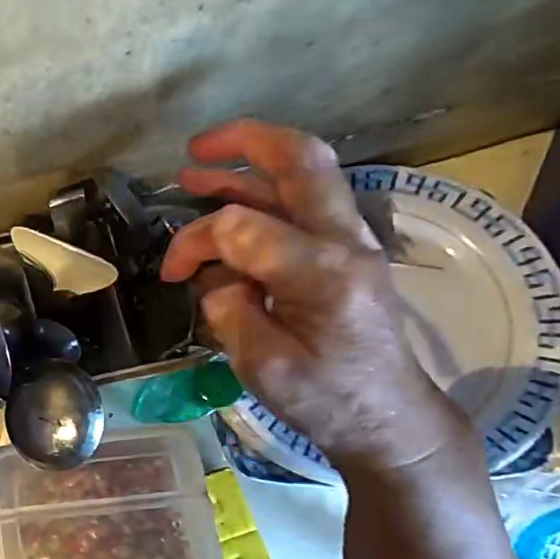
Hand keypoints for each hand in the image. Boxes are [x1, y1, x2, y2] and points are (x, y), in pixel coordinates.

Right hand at [160, 119, 469, 473]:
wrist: (387, 416)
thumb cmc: (326, 398)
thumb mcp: (262, 366)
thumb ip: (229, 309)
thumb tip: (217, 277)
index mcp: (321, 272)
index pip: (240, 227)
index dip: (193, 242)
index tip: (172, 273)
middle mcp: (343, 241)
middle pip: (299, 161)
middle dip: (243, 142)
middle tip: (193, 150)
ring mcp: (350, 242)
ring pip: (301, 177)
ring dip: (247, 168)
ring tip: (195, 171)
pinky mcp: (344, 252)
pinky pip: (302, 205)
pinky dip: (261, 196)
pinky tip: (228, 208)